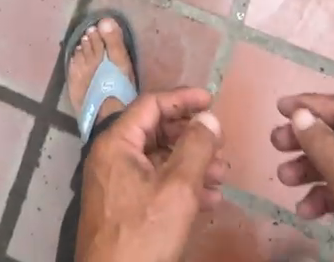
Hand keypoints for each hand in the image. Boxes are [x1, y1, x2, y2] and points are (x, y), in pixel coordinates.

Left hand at [77, 88, 226, 261]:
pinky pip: (154, 182)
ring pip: (157, 159)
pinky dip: (180, 185)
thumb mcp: (177, 189)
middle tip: (219, 144)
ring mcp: (115, 182)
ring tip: (222, 175)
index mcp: (116, 142)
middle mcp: (111, 155)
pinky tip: (209, 199)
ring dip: (190, 163)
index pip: (151, 104)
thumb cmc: (143, 234)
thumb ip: (195, 148)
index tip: (211, 100)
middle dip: (190, 135)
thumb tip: (209, 118)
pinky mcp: (123, 206)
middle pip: (154, 130)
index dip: (182, 99)